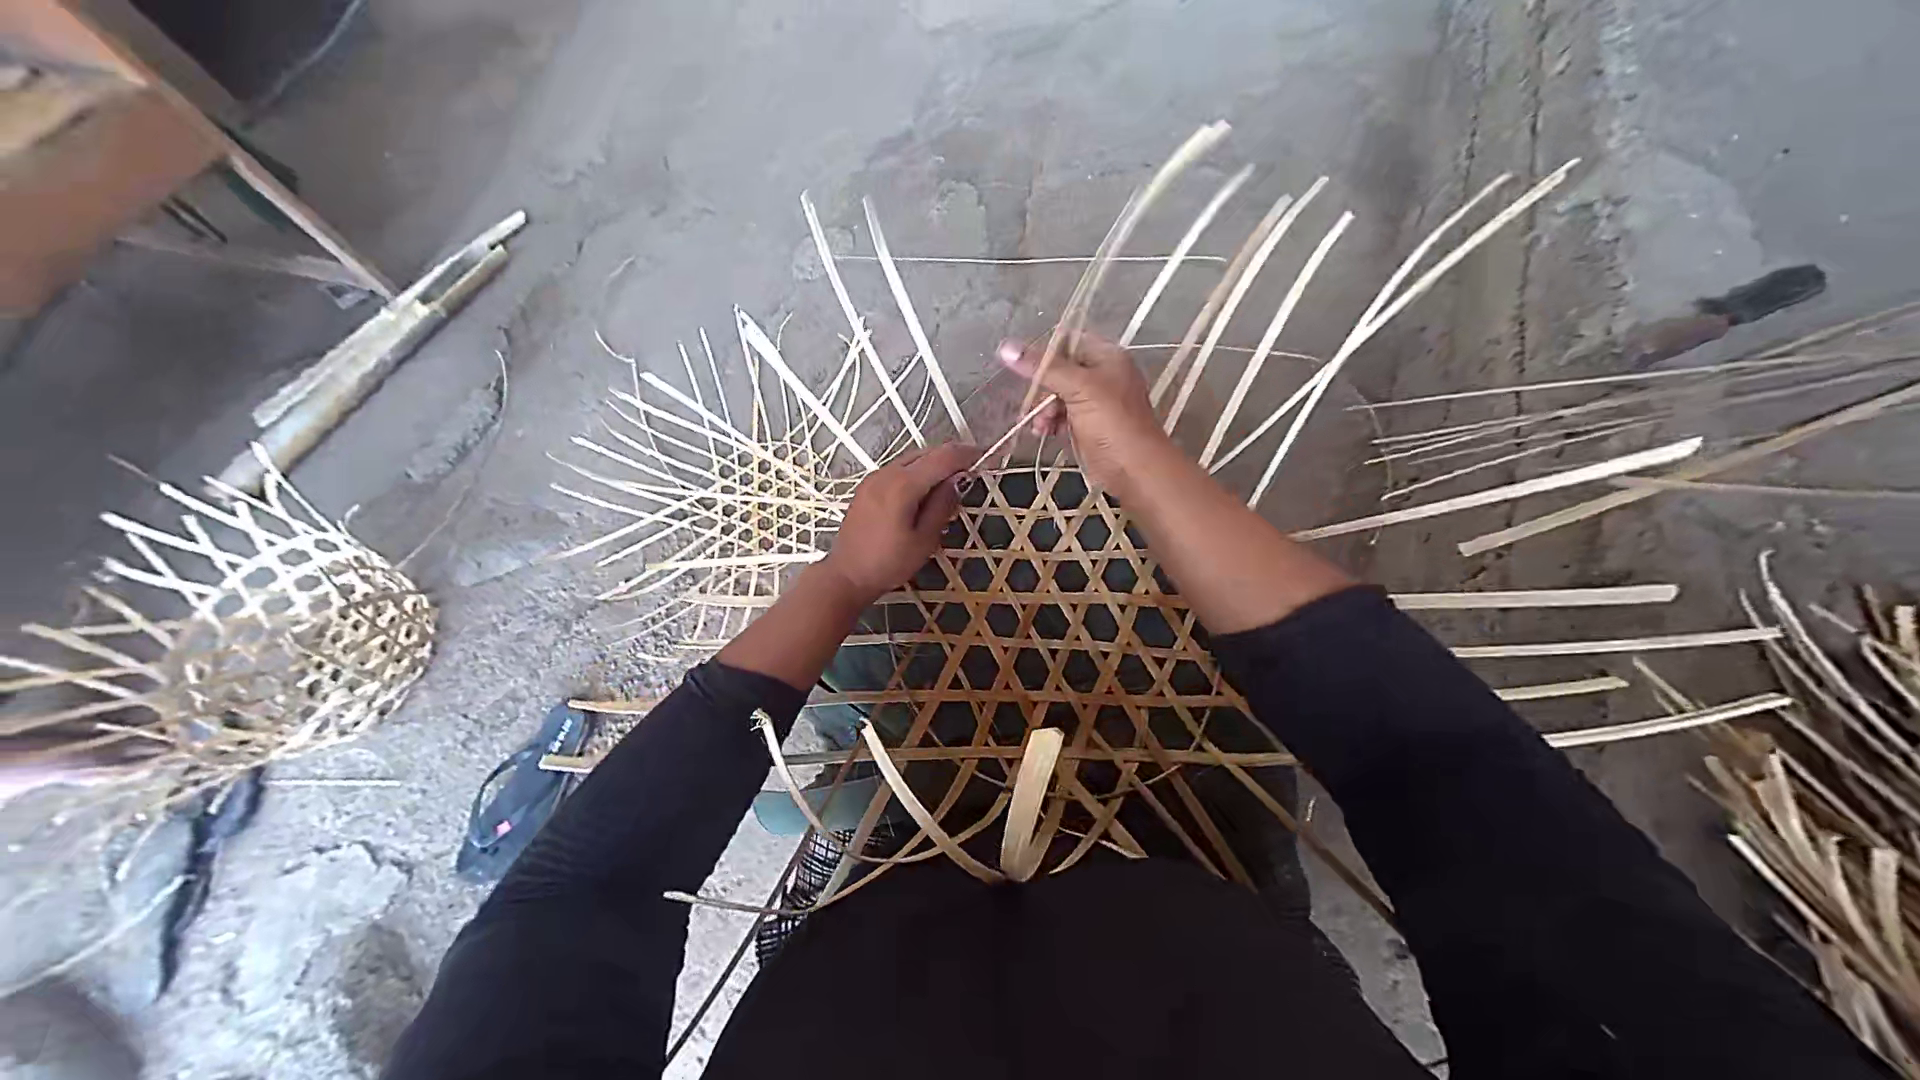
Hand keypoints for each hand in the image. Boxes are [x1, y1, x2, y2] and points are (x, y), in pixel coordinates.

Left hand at [818, 442, 976, 604]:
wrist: (847, 575)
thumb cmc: (888, 563)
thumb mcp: (924, 540)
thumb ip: (942, 506)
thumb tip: (958, 481)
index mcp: (903, 485)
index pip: (943, 457)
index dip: (967, 455)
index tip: (985, 458)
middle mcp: (887, 473)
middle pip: (927, 452)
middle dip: (952, 457)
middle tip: (972, 472)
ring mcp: (874, 477)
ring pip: (912, 458)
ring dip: (934, 463)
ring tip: (952, 482)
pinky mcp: (868, 486)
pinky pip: (899, 469)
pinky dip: (917, 471)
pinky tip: (925, 490)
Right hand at [996, 332, 1176, 496]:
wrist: (1134, 469)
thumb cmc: (1113, 424)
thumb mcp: (1078, 388)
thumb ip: (1043, 368)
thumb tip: (1007, 348)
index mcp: (1107, 357)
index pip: (1068, 342)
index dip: (1045, 355)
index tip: (1026, 370)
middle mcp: (1102, 375)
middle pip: (1060, 370)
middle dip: (1042, 388)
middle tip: (1034, 405)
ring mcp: (1096, 401)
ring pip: (1058, 395)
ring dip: (1044, 409)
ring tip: (1040, 425)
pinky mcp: (1089, 423)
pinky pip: (1063, 415)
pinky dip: (1051, 421)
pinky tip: (1045, 431)